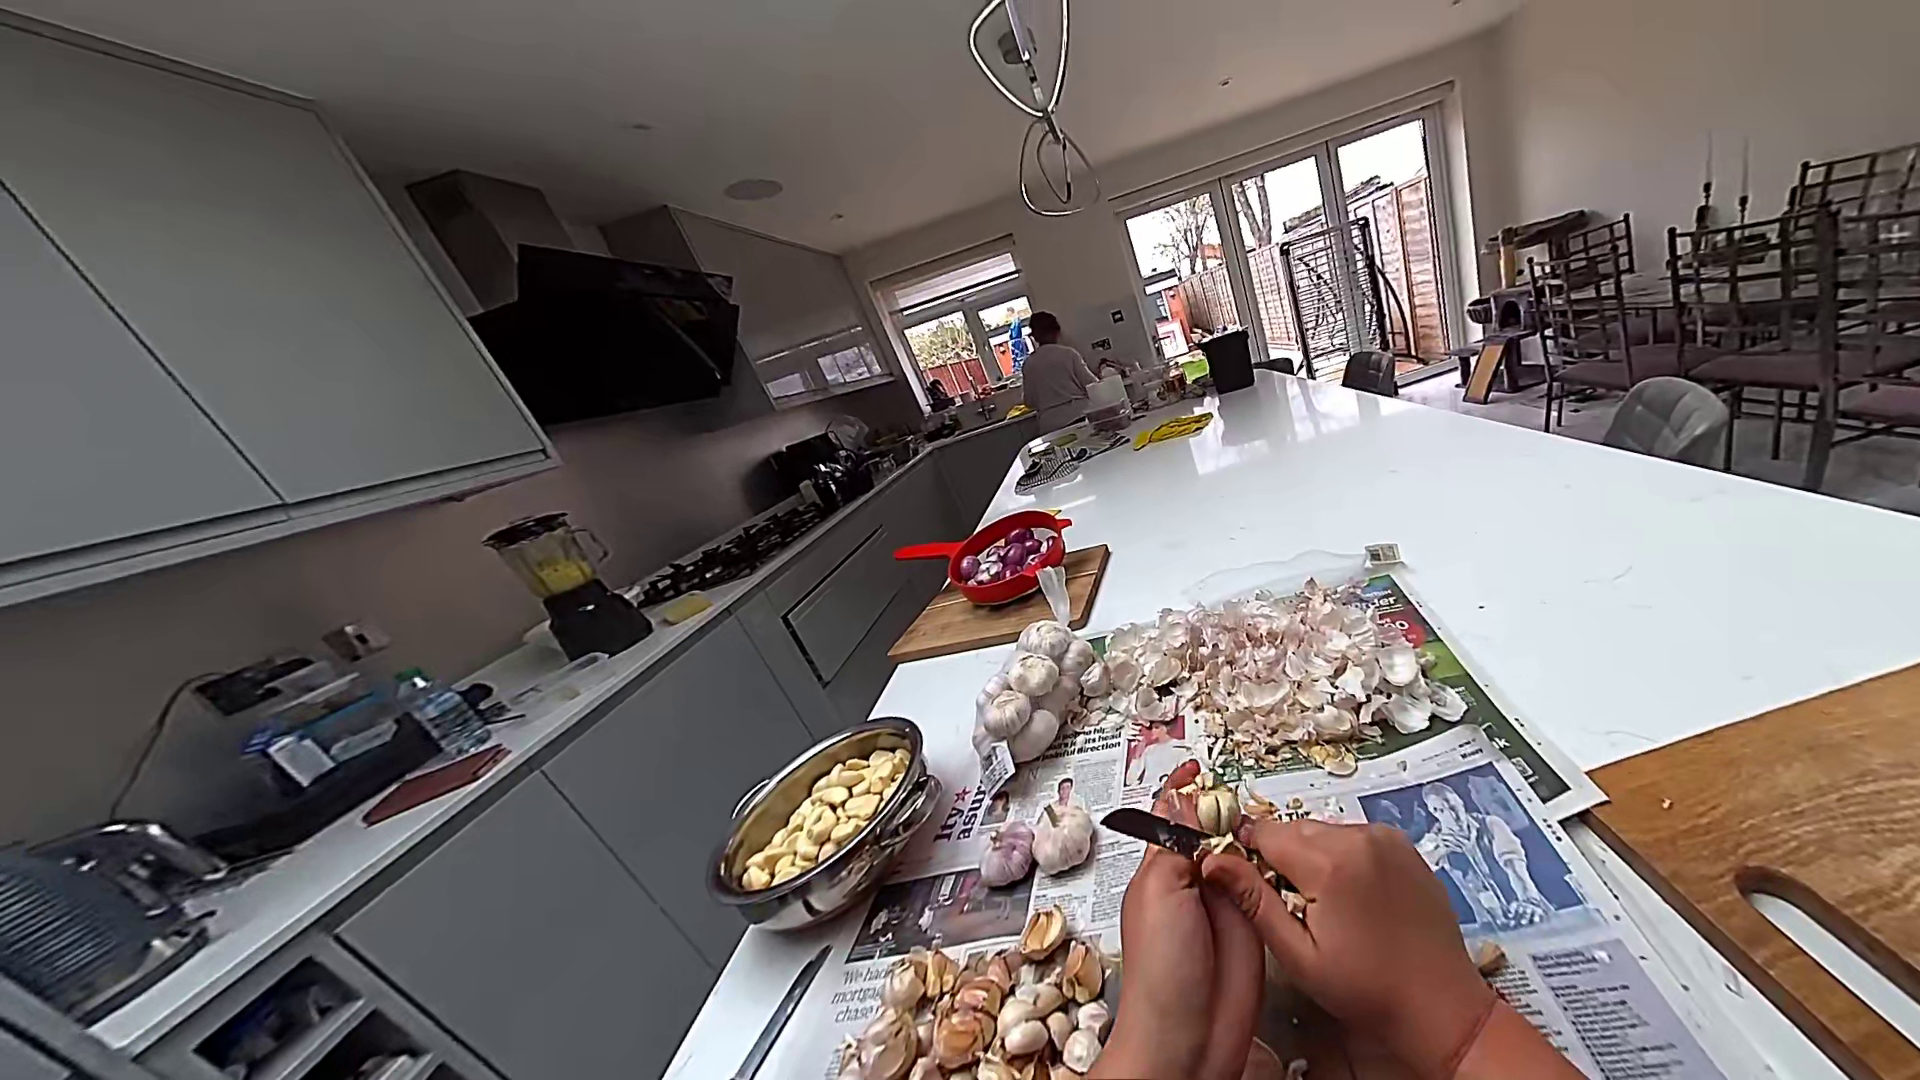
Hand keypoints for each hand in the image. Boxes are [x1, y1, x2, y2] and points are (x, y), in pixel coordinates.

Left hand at [1093, 768, 1261, 1079]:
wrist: (1192, 1037)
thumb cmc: (1161, 966)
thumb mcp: (1159, 891)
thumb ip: (1174, 843)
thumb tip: (1180, 798)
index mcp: (1160, 866)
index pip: (1171, 816)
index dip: (1183, 789)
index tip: (1197, 766)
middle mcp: (1192, 878)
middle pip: (1209, 830)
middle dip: (1222, 808)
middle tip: (1241, 789)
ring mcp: (1224, 901)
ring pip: (1239, 853)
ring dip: (1248, 834)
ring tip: (1261, 814)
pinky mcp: (1255, 924)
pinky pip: (1263, 884)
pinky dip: (1270, 865)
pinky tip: (1282, 850)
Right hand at [1201, 820, 1496, 1079]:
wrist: (1446, 1012)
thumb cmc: (1368, 991)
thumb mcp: (1298, 955)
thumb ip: (1252, 900)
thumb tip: (1212, 859)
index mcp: (1329, 863)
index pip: (1262, 832)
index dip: (1252, 858)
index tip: (1260, 889)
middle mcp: (1357, 838)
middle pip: (1290, 829)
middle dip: (1283, 858)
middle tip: (1299, 905)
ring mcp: (1382, 837)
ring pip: (1317, 830)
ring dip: (1310, 855)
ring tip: (1329, 903)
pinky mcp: (1399, 843)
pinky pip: (1347, 835)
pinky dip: (1339, 855)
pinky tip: (1352, 893)